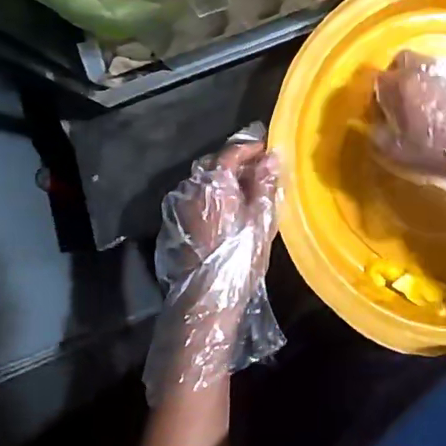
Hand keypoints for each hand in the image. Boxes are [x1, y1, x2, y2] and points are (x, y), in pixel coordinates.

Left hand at [144, 131, 283, 404]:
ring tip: (246, 190)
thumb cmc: (239, 257)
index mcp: (214, 181)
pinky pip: (195, 198)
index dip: (251, 146)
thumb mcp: (261, 219)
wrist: (204, 299)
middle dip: (237, 161)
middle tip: (260, 169)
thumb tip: (271, 156)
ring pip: (203, 181)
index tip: (268, 148)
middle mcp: (191, 186)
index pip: (232, 151)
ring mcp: (179, 205)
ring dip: (223, 180)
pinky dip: (211, 196)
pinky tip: (226, 210)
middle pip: (215, 163)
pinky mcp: (174, 222)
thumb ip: (265, 183)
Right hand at [371, 50, 445, 186]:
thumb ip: (376, 136)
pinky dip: (432, 87)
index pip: (376, 79)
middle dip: (393, 76)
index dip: (374, 97)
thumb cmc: (436, 152)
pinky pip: (438, 77)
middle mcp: (420, 72)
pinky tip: (436, 109)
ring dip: (414, 80)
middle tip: (395, 100)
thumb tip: (371, 126)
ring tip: (417, 106)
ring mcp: (443, 75)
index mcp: (401, 85)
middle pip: (400, 61)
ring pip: (421, 66)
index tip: (379, 115)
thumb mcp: (397, 153)